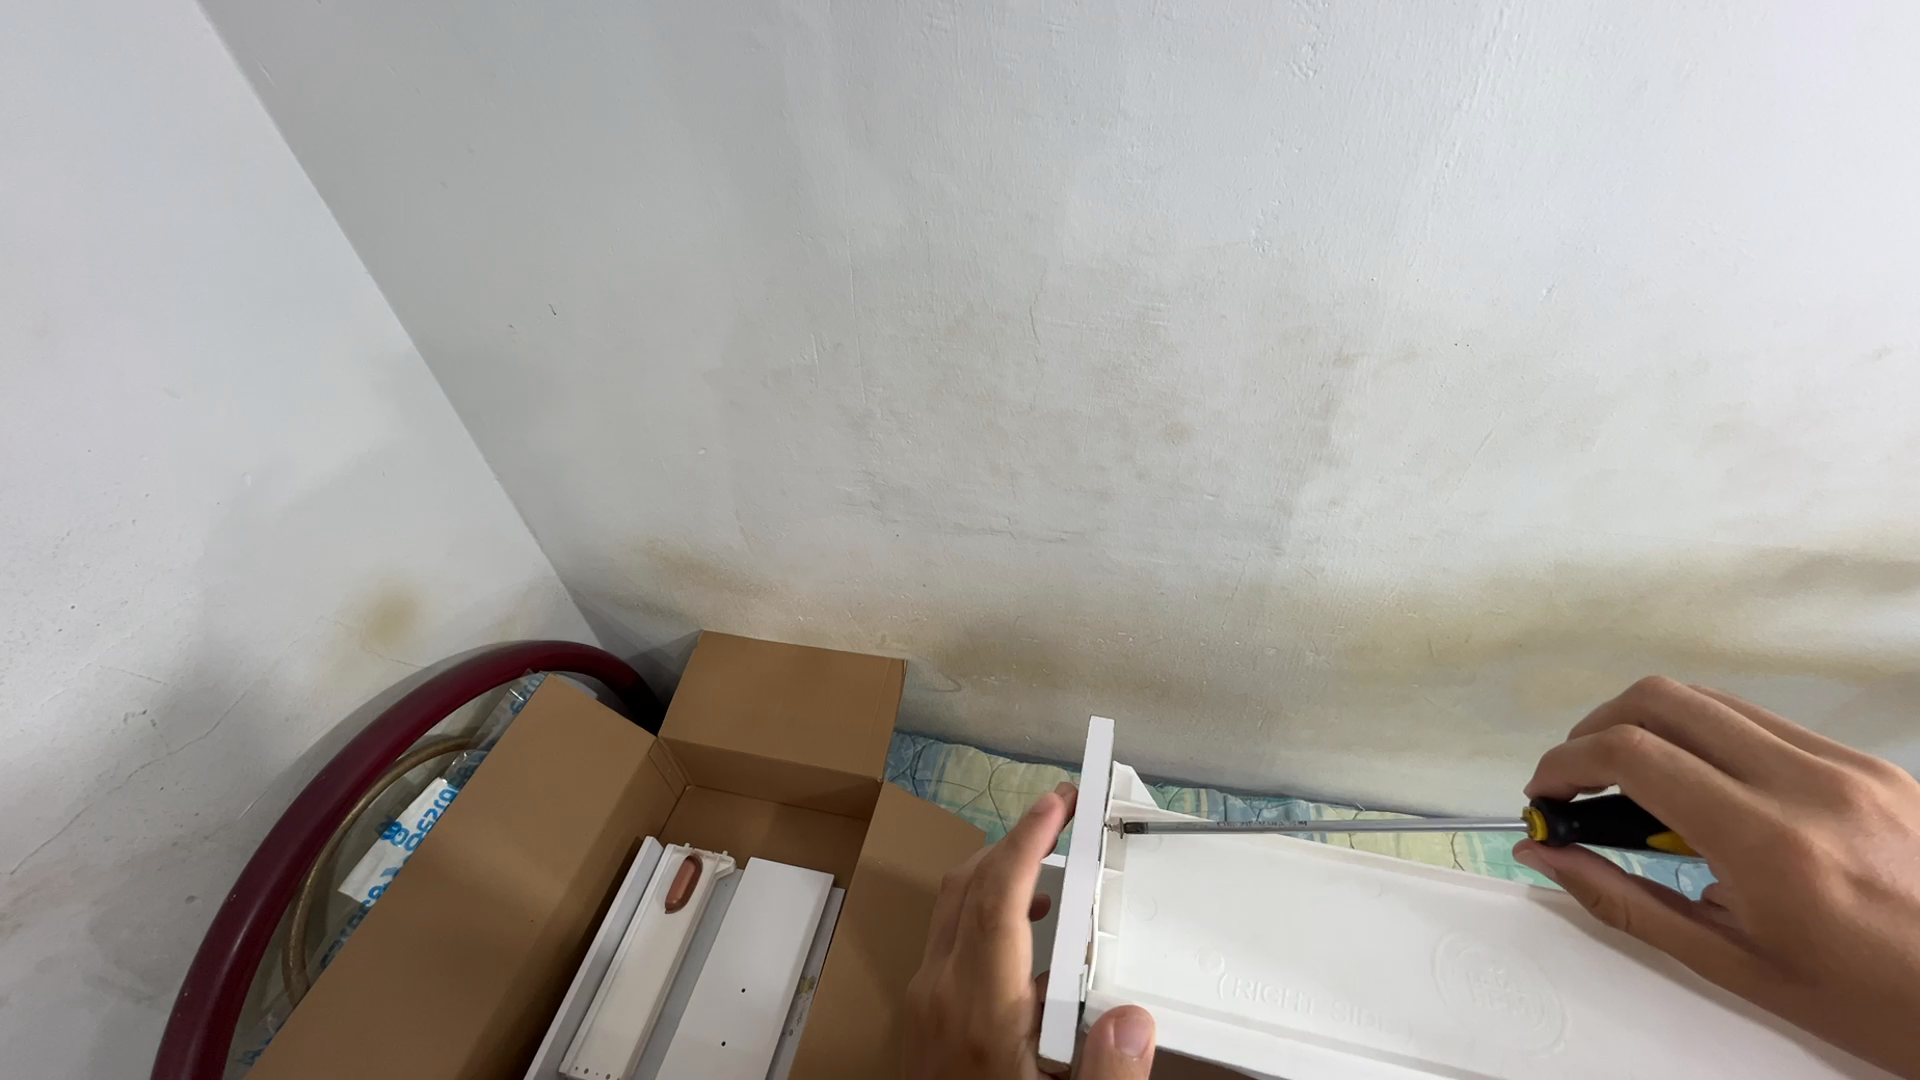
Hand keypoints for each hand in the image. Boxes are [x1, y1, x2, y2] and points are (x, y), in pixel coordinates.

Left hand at [906, 781, 1156, 1078]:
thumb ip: (1106, 1077)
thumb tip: (1133, 1017)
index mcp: (976, 1007)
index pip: (997, 895)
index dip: (1028, 839)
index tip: (1058, 803)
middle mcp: (939, 990)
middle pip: (969, 884)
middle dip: (1016, 841)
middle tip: (1062, 816)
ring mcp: (924, 999)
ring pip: (955, 905)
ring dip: (1000, 874)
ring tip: (1054, 873)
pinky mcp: (923, 1014)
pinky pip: (952, 937)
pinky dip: (989, 913)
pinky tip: (1034, 946)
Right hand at [1514, 676, 1919, 1077]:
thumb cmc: (1871, 1003)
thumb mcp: (1731, 964)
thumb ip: (1620, 899)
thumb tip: (1538, 851)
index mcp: (1771, 842)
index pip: (1630, 753)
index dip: (1563, 762)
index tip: (1546, 795)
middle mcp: (1810, 784)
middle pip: (1658, 700)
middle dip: (1593, 729)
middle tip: (1581, 779)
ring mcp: (1850, 766)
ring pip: (1703, 699)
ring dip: (1643, 725)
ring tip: (1633, 779)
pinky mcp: (1872, 765)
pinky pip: (1754, 719)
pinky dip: (1698, 734)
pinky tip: (1700, 784)